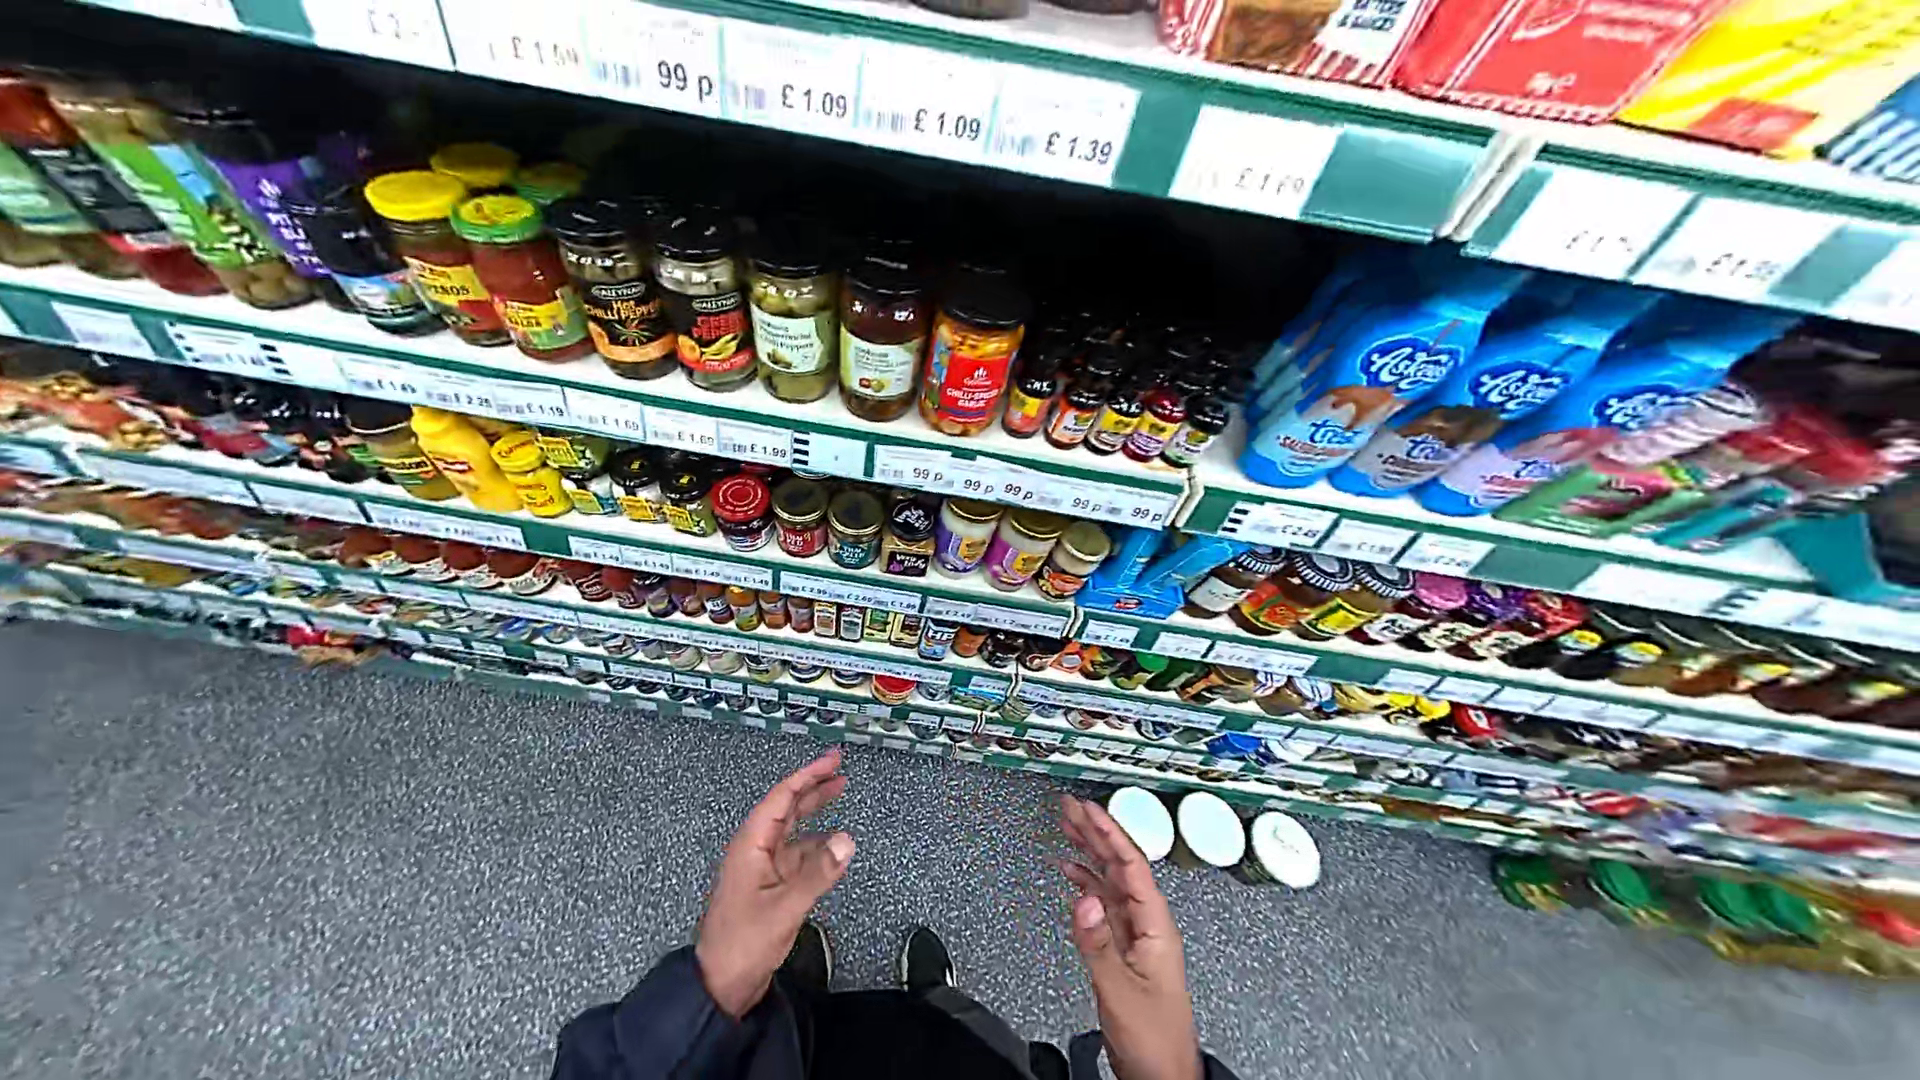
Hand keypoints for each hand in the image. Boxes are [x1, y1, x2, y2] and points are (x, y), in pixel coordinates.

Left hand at [695, 751, 854, 1017]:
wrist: (718, 989)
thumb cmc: (743, 943)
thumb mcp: (784, 908)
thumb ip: (818, 873)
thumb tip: (848, 839)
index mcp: (752, 845)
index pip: (781, 798)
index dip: (807, 775)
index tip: (832, 760)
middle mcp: (756, 849)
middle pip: (786, 807)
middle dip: (812, 785)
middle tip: (839, 768)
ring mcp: (762, 868)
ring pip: (792, 828)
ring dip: (815, 810)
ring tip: (839, 793)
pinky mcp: (770, 886)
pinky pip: (796, 853)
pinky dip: (816, 843)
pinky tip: (833, 845)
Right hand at [1059, 796, 1201, 1079]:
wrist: (1162, 1076)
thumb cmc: (1155, 1040)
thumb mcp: (1121, 989)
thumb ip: (1098, 944)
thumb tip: (1082, 899)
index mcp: (1154, 925)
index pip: (1131, 864)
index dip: (1109, 832)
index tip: (1089, 809)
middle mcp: (1145, 922)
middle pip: (1119, 865)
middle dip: (1095, 832)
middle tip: (1071, 807)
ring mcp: (1133, 933)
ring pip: (1109, 879)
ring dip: (1088, 850)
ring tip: (1067, 826)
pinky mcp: (1121, 946)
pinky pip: (1101, 901)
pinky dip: (1083, 881)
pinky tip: (1070, 870)